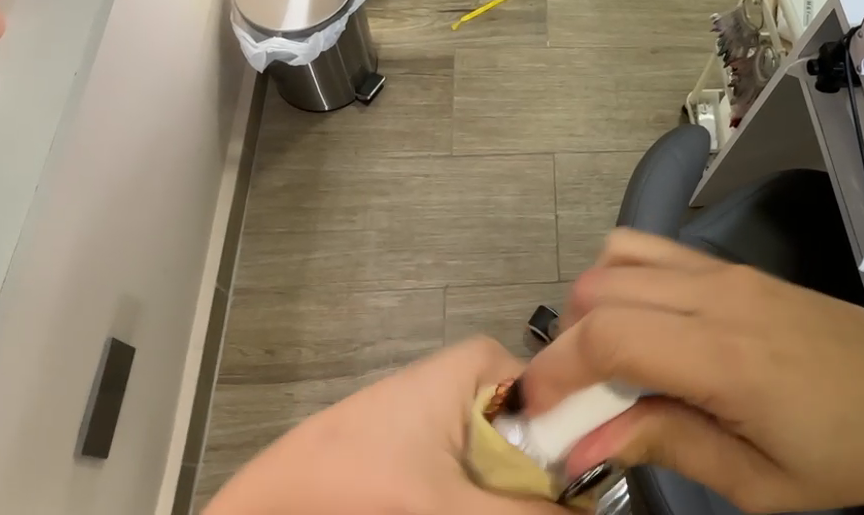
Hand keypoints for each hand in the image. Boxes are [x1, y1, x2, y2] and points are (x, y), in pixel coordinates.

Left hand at [204, 336, 560, 514]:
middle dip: (549, 482)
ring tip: (535, 511)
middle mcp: (472, 376)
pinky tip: (486, 510)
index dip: (584, 448)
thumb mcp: (455, 507)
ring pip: (510, 459)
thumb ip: (530, 513)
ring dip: (518, 496)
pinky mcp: (426, 445)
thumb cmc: (365, 488)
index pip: (563, 397)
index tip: (592, 491)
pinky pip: (478, 471)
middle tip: (560, 512)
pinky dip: (486, 497)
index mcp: (482, 363)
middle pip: (539, 434)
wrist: (271, 509)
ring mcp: (448, 411)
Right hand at [521, 230, 863, 514]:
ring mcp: (732, 272)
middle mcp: (719, 294)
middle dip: (567, 338)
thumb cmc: (849, 460)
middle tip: (574, 397)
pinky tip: (650, 331)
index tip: (534, 413)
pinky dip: (628, 280)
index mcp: (723, 354)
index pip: (606, 336)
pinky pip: (661, 252)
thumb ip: (667, 445)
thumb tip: (582, 447)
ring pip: (625, 252)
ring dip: (595, 300)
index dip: (555, 370)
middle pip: (602, 283)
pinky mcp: (743, 269)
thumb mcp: (759, 482)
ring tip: (607, 360)